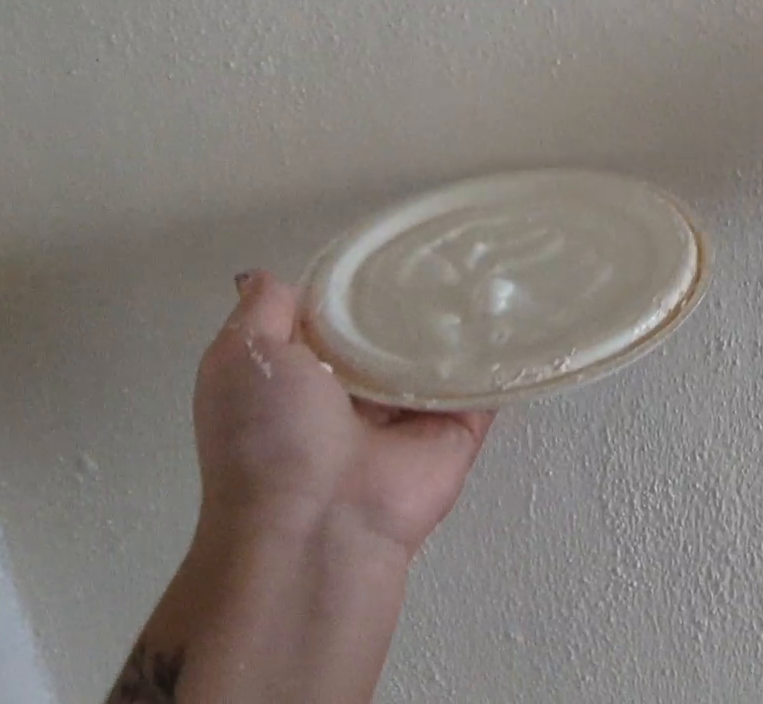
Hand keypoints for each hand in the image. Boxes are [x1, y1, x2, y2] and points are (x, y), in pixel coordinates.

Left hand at [192, 271, 491, 557]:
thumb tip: (263, 273)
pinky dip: (503, 357)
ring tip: (497, 268)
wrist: (323, 519)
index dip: (360, 282)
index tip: (391, 243)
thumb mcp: (241, 361)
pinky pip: (485, 384)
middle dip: (420, 298)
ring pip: (446, 356)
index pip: (341, 319)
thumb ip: (260, 314)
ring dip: (467, 323)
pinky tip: (521, 315)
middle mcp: (363, 393)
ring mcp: (417, 412)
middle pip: (400, 334)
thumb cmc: (271, 436)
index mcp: (309, 377)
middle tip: (455, 250)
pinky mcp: (462, 426)